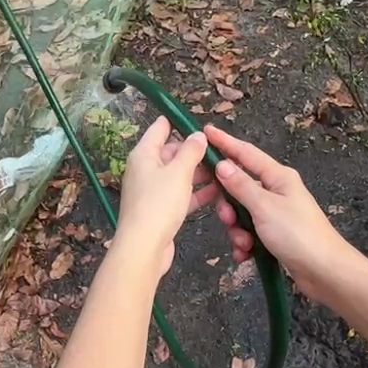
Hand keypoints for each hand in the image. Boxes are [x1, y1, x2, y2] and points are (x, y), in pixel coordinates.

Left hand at [114, 117, 213, 273]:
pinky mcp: (160, 209)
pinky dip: (196, 192)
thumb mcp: (179, 172)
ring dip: (199, 173)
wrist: (144, 247)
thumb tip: (198, 135)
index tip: (197, 120)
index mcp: (144, 154)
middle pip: (171, 152)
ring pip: (178, 175)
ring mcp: (152, 191)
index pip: (159, 129)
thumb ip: (191, 151)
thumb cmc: (158, 204)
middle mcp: (145, 169)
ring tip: (223, 169)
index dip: (177, 121)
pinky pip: (181, 194)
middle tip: (220, 150)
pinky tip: (217, 192)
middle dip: (194, 151)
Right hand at [202, 125, 361, 305]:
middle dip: (229, 205)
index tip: (206, 132)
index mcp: (278, 177)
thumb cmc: (299, 235)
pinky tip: (246, 255)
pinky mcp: (275, 234)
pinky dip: (245, 244)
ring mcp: (276, 213)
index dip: (225, 143)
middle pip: (240, 187)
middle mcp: (277, 191)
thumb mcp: (264, 207)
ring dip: (238, 230)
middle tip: (227, 218)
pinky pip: (250, 233)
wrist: (325, 272)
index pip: (246, 154)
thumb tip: (222, 164)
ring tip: (244, 244)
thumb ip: (241, 186)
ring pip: (242, 213)